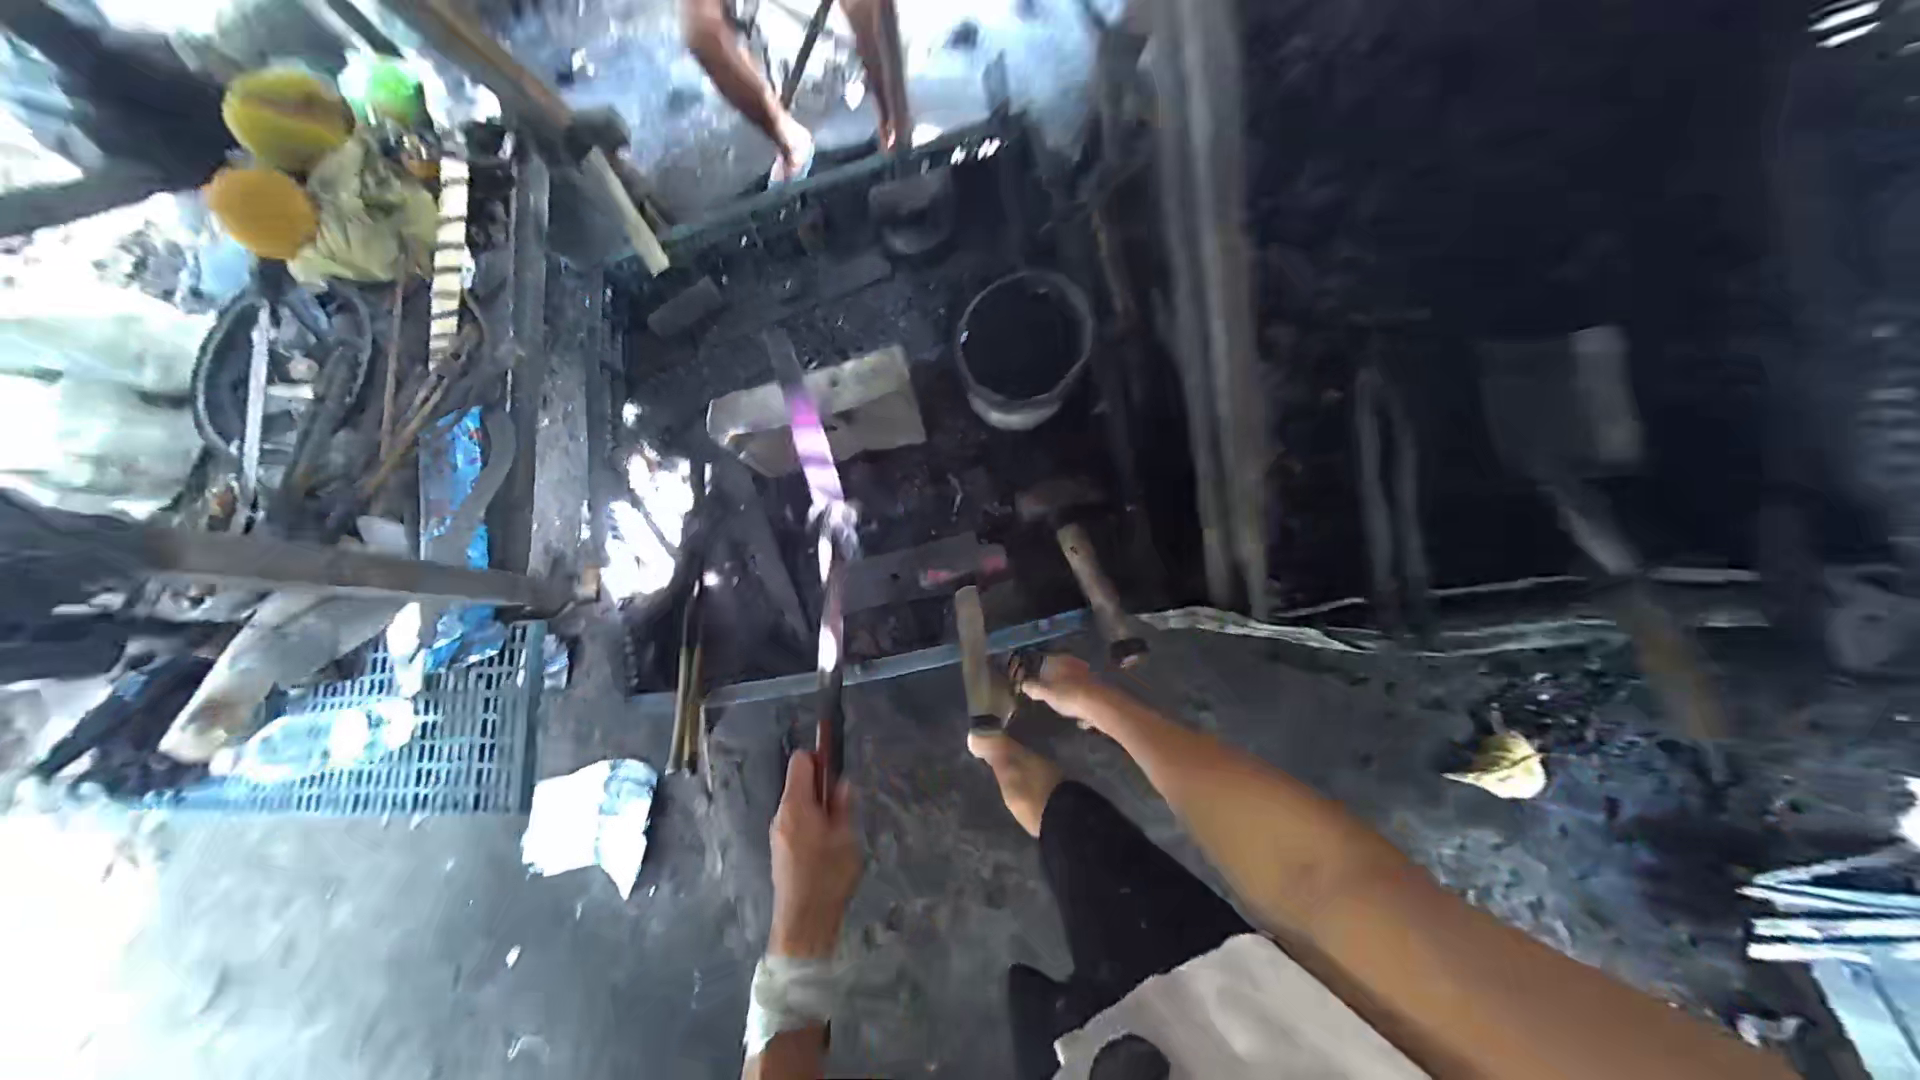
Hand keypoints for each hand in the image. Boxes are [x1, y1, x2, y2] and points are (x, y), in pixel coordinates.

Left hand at [768, 750, 861, 959]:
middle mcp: (781, 814)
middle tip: (843, 808)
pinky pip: (794, 822)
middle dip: (821, 787)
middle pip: (798, 782)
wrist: (803, 924)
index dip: (819, 758)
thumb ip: (842, 806)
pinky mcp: (779, 849)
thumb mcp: (846, 838)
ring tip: (837, 832)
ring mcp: (777, 832)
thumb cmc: (828, 877)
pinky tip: (825, 848)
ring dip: (817, 808)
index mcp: (796, 805)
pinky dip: (809, 823)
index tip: (836, 771)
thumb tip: (841, 784)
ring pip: (798, 804)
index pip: (800, 761)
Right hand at [1018, 654, 1110, 730]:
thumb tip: (1024, 685)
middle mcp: (1074, 662)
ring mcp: (1088, 672)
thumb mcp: (1044, 692)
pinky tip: (1080, 711)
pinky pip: (1086, 691)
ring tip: (1066, 703)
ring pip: (1075, 680)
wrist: (1098, 703)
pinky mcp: (1099, 685)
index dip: (1040, 673)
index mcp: (1059, 659)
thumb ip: (1033, 687)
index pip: (1046, 661)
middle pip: (1061, 670)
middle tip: (1051, 694)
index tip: (1038, 685)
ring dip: (1071, 689)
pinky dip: (1082, 698)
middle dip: (1057, 680)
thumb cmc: (1067, 694)